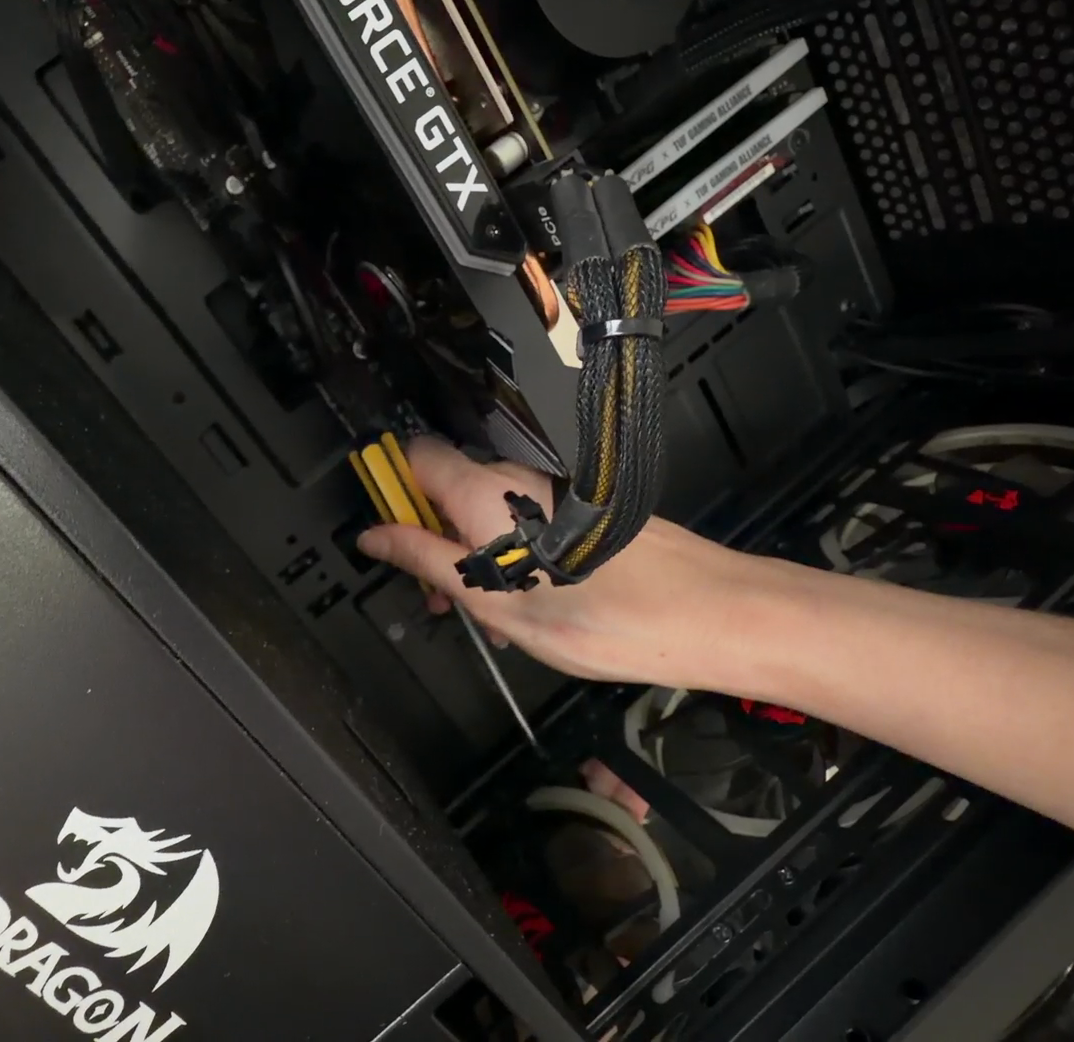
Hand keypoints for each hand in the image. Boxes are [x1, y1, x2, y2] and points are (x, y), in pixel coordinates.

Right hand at [355, 436, 790, 693]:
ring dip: (471, 556)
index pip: (414, 456)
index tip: (391, 536)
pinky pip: (522, 520)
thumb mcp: (491, 598)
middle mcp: (515, 477)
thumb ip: (425, 559)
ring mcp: (549, 490)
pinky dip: (508, 555)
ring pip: (485, 511)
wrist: (700, 612)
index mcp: (482, 491)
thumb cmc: (596, 614)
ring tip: (489, 618)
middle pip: (447, 488)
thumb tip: (372, 535)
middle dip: (432, 538)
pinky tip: (525, 607)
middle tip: (438, 597)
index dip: (393, 490)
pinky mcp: (576, 507)